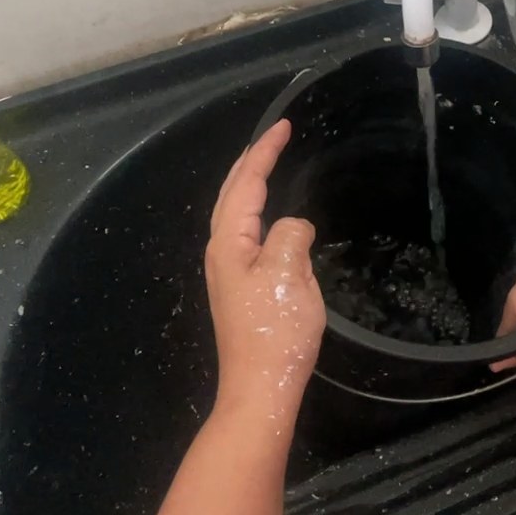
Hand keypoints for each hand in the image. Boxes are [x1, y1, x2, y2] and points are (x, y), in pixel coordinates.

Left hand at [204, 119, 324, 433]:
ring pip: (237, 213)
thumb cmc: (275, 330)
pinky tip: (270, 217)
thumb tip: (293, 228)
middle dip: (251, 162)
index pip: (246, 183)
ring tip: (267, 164)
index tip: (284, 126)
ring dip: (249, 184)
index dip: (265, 152)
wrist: (262, 387)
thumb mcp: (289, 273)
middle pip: (232, 194)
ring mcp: (229, 271)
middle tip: (274, 138)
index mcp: (230, 242)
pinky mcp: (241, 287)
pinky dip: (257, 211)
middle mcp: (222, 251)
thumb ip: (291, 235)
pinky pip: (248, 233)